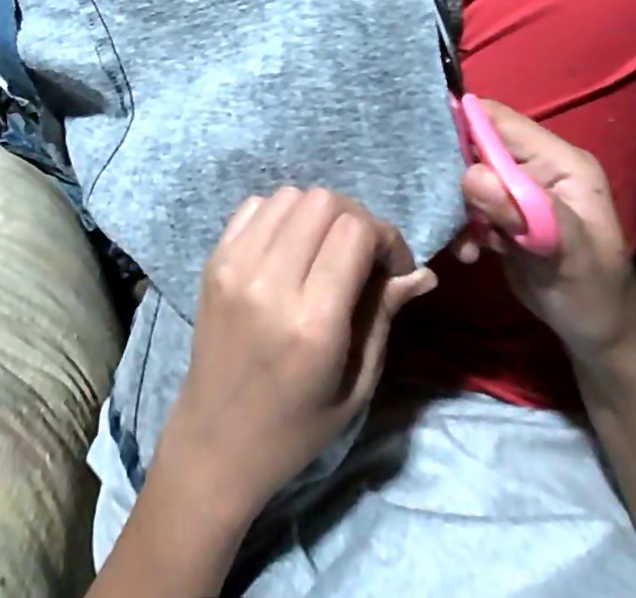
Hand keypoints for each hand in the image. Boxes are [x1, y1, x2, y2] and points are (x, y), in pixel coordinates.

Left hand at [157, 188, 437, 520]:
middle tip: (363, 256)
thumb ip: (384, 315)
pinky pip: (255, 206)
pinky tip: (291, 247)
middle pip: (323, 201)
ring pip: (290, 195)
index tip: (393, 268)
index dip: (387, 238)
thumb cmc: (296, 426)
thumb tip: (422, 272)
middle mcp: (269, 283)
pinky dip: (282, 215)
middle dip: (357, 219)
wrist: (215, 441)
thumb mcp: (356, 384)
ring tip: (326, 250)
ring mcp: (233, 266)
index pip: (356, 231)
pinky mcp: (213, 262)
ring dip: (319, 214)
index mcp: (312, 321)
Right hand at [455, 99, 635, 362]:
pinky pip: (472, 206)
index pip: (501, 122)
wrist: (597, 332)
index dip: (462, 125)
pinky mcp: (506, 214)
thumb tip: (470, 174)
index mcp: (560, 162)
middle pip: (479, 147)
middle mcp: (538, 168)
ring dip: (459, 207)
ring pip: (470, 178)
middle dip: (456, 174)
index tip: (425, 146)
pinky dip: (464, 227)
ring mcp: (521, 191)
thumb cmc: (592, 289)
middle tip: (441, 205)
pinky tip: (470, 252)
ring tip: (466, 242)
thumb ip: (520, 210)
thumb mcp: (564, 251)